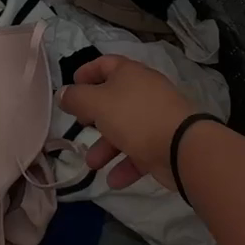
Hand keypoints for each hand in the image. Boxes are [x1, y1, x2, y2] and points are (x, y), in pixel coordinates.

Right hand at [57, 54, 197, 190]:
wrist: (182, 147)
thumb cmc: (134, 116)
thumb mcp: (97, 103)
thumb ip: (76, 98)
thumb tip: (62, 93)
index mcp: (129, 74)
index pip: (105, 64)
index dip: (87, 72)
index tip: (72, 85)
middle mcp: (143, 92)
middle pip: (113, 100)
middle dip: (94, 117)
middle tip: (79, 126)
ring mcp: (155, 118)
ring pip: (124, 129)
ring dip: (106, 147)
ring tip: (92, 164)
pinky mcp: (163, 143)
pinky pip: (139, 152)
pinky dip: (125, 165)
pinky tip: (113, 180)